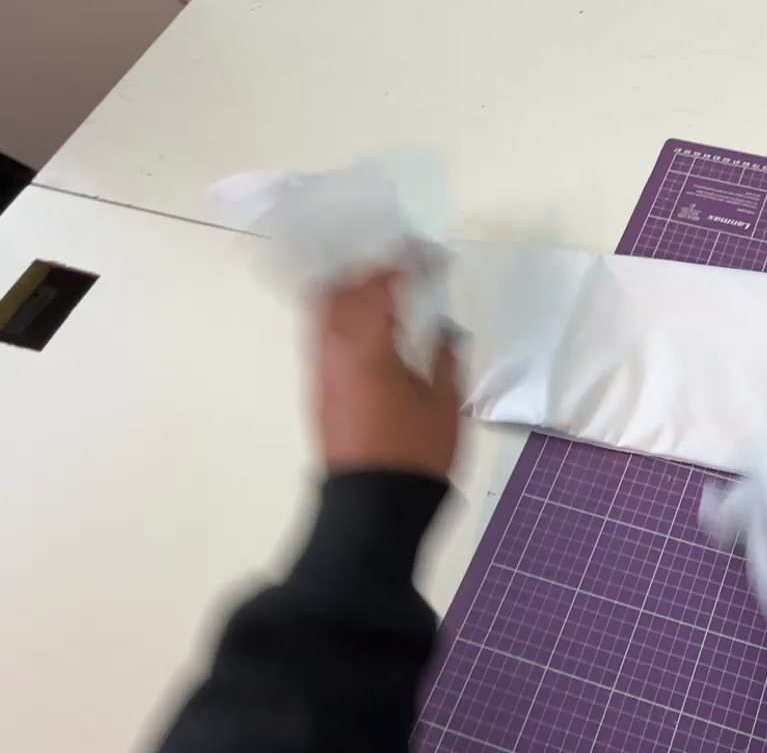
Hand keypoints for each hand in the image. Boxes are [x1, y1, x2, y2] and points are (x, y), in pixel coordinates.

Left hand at [313, 268, 462, 478]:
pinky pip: (326, 338)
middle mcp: (334, 356)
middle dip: (368, 271)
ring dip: (354, 294)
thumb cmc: (417, 452)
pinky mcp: (321, 392)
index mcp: (368, 352)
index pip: (378, 288)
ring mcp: (321, 374)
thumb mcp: (445, 402)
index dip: (404, 264)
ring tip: (393, 294)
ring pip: (323, 314)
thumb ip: (444, 358)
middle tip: (405, 269)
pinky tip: (381, 331)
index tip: (431, 257)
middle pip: (334, 292)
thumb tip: (444, 331)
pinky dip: (348, 320)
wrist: (373, 508)